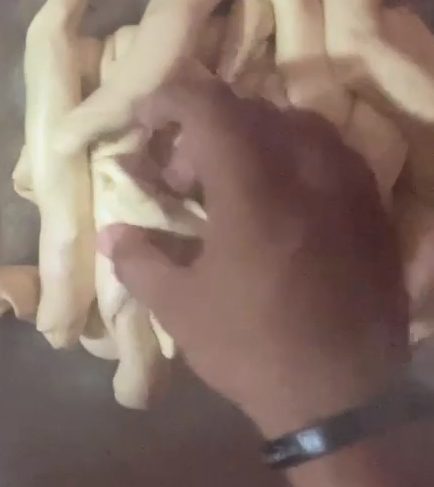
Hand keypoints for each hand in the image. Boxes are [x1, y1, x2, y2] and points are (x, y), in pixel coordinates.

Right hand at [101, 78, 410, 437]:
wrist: (333, 383)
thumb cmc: (241, 342)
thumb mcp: (173, 305)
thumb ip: (141, 259)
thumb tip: (117, 233)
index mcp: (255, 196)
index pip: (216, 118)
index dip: (174, 103)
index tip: (141, 113)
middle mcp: (311, 176)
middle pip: (261, 116)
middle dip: (207, 129)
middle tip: (170, 170)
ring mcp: (350, 190)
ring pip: (301, 131)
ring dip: (249, 141)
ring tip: (213, 183)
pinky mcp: (369, 210)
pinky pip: (327, 158)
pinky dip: (284, 161)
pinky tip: (257, 200)